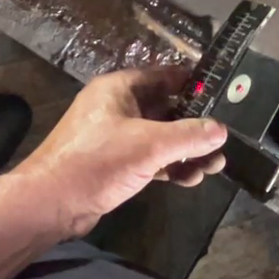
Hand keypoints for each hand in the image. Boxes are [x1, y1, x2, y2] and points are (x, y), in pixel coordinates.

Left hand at [12, 66, 228, 236]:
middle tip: (225, 139)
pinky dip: (170, 166)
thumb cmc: (97, 160)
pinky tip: (192, 179)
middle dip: (195, 125)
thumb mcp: (148, 145)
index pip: (163, 76)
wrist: (52, 202)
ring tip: (215, 166)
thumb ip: (187, 135)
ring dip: (186, 150)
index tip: (224, 92)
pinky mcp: (116, 162)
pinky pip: (151, 157)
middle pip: (165, 108)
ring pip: (160, 136)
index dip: (192, 83)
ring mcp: (116, 135)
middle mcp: (118, 106)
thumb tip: (221, 129)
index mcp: (119, 88)